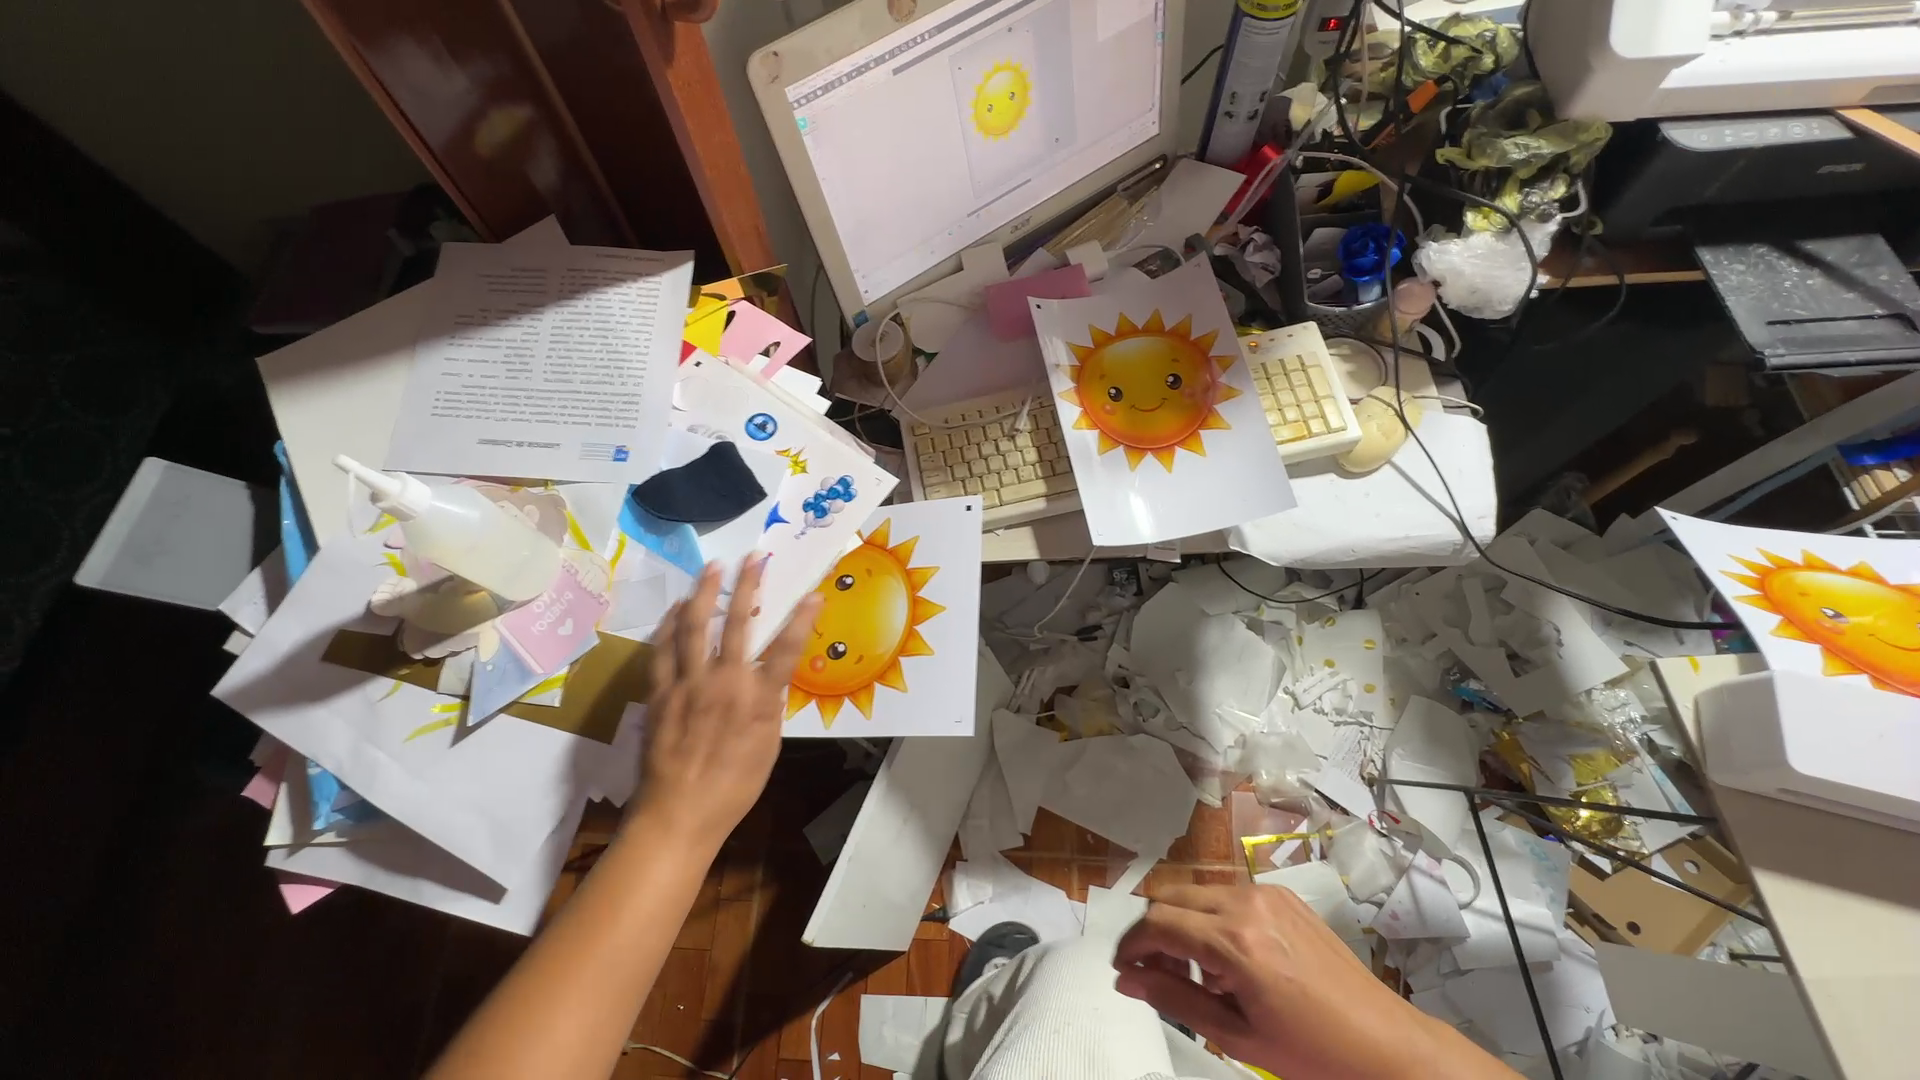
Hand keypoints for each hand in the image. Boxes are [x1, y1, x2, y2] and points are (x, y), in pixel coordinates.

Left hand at [634, 558, 820, 851]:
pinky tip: (676, 609)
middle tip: (753, 557)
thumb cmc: (735, 787)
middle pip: (737, 623)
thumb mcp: (769, 746)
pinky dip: (670, 625)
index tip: (813, 593)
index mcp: (757, 700)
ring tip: (712, 568)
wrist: (679, 813)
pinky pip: (662, 649)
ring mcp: (687, 685)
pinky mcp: (659, 693)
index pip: (786, 649)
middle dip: (747, 585)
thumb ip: (769, 705)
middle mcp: (723, 683)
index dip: (802, 618)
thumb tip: (770, 677)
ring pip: (694, 627)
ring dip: (704, 593)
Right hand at [1114, 884, 1503, 1079]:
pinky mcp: (1284, 896)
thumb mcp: (1235, 1036)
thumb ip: (1174, 999)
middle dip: (1152, 932)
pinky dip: (1211, 918)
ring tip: (1194, 975)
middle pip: (1171, 898)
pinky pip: (1228, 895)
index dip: (1132, 945)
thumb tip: (1126, 978)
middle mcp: (1246, 902)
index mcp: (1234, 940)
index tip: (1124, 969)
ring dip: (1182, 923)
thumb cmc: (1310, 1053)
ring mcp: (1268, 894)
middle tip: (1153, 974)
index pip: (1158, 923)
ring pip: (1198, 893)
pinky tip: (1228, 961)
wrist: (1386, 1045)